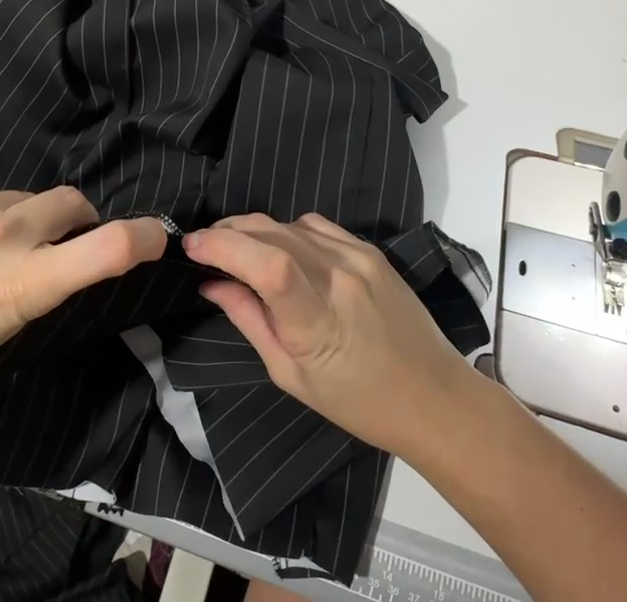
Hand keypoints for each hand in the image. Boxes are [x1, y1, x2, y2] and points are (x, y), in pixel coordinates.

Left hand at [0, 182, 165, 416]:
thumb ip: (35, 284)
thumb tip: (55, 255)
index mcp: (25, 283)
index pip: (109, 247)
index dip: (145, 236)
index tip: (156, 236)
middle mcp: (4, 232)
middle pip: (72, 203)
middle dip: (78, 220)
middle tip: (58, 244)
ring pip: (22, 198)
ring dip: (22, 219)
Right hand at [184, 213, 475, 457]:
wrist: (435, 397)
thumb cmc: (358, 402)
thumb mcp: (290, 374)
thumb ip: (250, 320)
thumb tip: (211, 283)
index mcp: (320, 321)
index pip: (267, 265)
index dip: (224, 246)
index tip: (191, 247)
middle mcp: (341, 278)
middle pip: (272, 233)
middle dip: (228, 231)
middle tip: (201, 246)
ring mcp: (361, 259)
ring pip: (291, 223)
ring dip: (255, 229)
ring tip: (235, 247)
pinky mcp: (373, 251)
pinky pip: (317, 226)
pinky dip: (288, 230)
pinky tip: (279, 248)